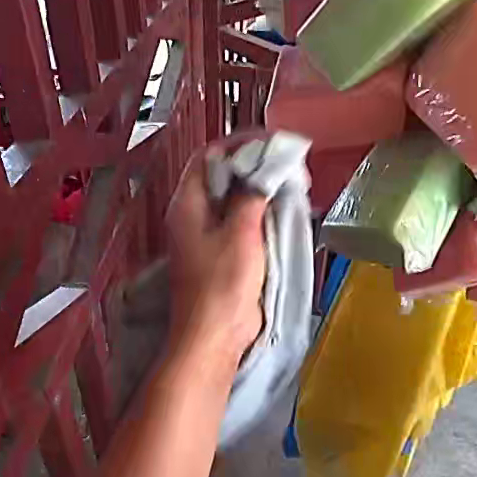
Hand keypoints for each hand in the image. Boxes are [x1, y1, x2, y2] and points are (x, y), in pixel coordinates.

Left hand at [166, 135, 270, 364]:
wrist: (214, 334)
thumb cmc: (222, 284)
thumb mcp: (241, 232)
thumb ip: (251, 195)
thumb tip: (263, 169)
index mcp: (186, 205)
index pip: (207, 157)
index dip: (238, 143)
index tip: (271, 141)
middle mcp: (191, 216)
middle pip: (219, 176)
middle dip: (252, 164)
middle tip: (286, 162)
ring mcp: (204, 235)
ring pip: (231, 198)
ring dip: (258, 188)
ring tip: (289, 181)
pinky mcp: (220, 252)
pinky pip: (237, 220)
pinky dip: (258, 210)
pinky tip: (282, 208)